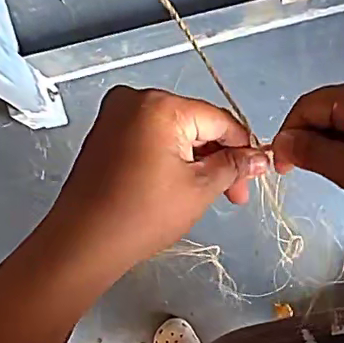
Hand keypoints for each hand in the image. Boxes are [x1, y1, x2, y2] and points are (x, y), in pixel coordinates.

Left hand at [40, 87, 267, 274]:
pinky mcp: (106, 135)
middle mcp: (135, 100)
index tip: (253, 176)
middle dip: (219, 157)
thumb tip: (259, 158)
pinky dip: (172, 159)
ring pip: (176, 132)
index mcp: (161, 106)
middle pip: (197, 123)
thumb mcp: (200, 189)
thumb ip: (234, 166)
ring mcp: (116, 116)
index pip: (220, 120)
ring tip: (207, 194)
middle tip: (233, 193)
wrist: (84, 242)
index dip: (243, 148)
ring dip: (197, 160)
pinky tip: (180, 186)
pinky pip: (152, 138)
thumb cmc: (141, 215)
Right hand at [271, 74, 343, 232]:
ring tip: (342, 180)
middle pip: (324, 115)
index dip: (289, 136)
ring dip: (332, 154)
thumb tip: (282, 143)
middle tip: (311, 179)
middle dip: (312, 145)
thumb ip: (312, 153)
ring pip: (342, 129)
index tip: (283, 169)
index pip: (308, 106)